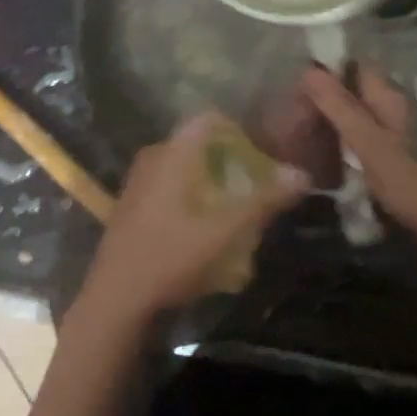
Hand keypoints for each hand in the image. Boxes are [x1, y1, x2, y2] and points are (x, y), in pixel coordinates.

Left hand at [80, 112, 308, 317]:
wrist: (115, 297)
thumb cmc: (170, 256)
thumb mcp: (224, 231)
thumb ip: (262, 200)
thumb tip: (301, 173)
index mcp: (172, 152)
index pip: (208, 118)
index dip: (238, 128)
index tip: (262, 151)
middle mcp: (152, 155)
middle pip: (196, 143)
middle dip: (227, 158)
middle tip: (255, 180)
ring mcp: (137, 179)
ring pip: (181, 165)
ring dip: (208, 179)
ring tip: (234, 204)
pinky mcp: (131, 203)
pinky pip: (167, 184)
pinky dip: (189, 194)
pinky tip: (203, 223)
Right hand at [300, 65, 416, 250]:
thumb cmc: (410, 183)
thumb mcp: (368, 144)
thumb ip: (339, 106)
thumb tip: (308, 68)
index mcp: (392, 97)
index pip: (355, 64)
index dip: (327, 68)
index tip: (298, 83)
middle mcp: (401, 106)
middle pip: (359, 88)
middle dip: (329, 96)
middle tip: (297, 113)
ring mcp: (407, 131)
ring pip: (365, 112)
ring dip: (339, 119)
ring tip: (309, 134)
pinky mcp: (408, 155)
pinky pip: (372, 135)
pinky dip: (352, 140)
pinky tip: (337, 156)